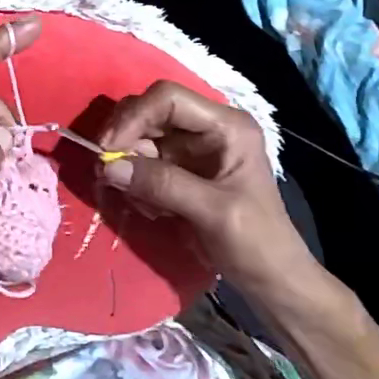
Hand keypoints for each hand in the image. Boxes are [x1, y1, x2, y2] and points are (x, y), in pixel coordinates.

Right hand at [96, 81, 316, 292]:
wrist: (271, 280)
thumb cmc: (255, 242)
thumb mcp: (213, 212)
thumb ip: (163, 184)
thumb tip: (109, 166)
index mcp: (227, 126)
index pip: (168, 99)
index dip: (133, 117)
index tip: (108, 149)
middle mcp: (207, 129)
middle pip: (149, 112)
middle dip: (125, 140)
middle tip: (107, 172)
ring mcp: (191, 149)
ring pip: (140, 138)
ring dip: (128, 166)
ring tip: (142, 203)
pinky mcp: (179, 170)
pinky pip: (141, 163)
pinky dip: (134, 182)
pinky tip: (151, 210)